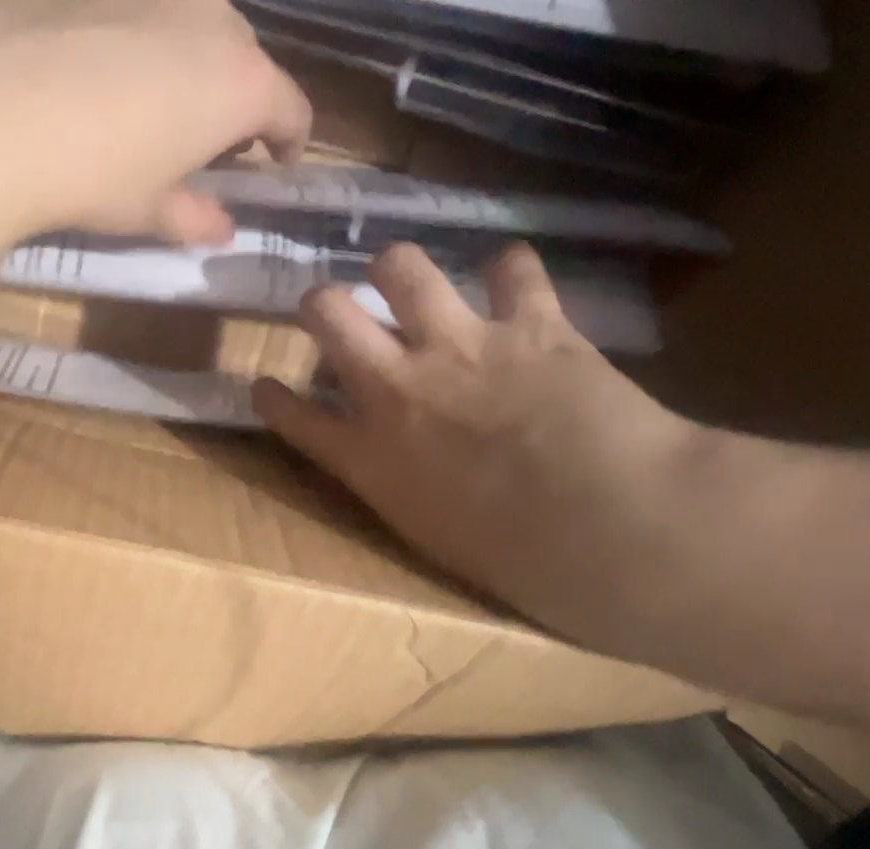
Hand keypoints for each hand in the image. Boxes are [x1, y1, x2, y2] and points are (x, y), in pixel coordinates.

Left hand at [0, 0, 311, 251]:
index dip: (287, 142)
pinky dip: (128, 43)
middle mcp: (209, 18)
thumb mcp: (147, 211)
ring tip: (143, 109)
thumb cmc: (91, 176)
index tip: (272, 163)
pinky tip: (88, 79)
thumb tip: (220, 227)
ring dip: (182, 66)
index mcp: (240, 82)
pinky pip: (131, 13)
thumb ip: (193, 217)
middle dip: (232, 101)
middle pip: (243, 60)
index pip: (291, 110)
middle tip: (201, 143)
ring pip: (188, 27)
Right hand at [252, 244, 704, 640]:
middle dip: (320, 304)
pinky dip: (510, 272)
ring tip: (406, 277)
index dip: (272, 396)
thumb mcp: (425, 532)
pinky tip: (512, 280)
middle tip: (331, 309)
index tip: (266, 386)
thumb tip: (398, 465)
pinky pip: (512, 269)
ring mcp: (460, 347)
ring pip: (402, 267)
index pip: (293, 415)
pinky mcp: (530, 325)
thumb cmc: (511, 558)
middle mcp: (397, 388)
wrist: (603, 525)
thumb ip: (396, 484)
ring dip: (399, 268)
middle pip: (328, 316)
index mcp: (368, 456)